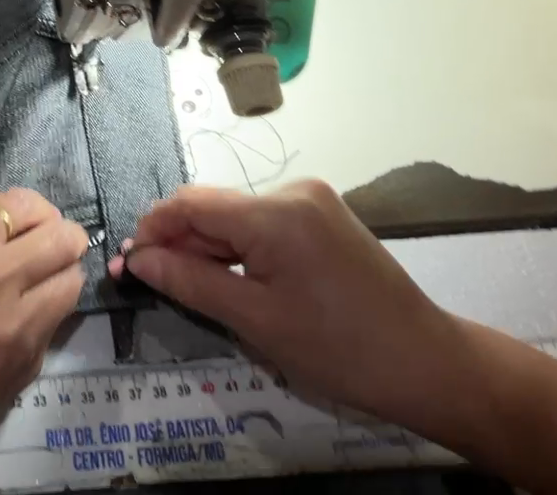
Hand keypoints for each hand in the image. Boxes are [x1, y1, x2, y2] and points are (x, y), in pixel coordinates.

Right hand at [110, 181, 467, 430]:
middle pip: (213, 207)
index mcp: (275, 212)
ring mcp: (311, 199)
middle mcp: (292, 191)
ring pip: (236, 215)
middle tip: (153, 283)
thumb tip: (137, 259)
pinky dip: (240, 248)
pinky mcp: (322, 214)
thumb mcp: (254, 320)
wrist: (429, 365)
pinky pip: (262, 222)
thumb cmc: (340, 350)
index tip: (128, 264)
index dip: (152, 229)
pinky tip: (236, 280)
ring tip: (196, 288)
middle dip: (179, 242)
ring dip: (209, 247)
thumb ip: (188, 280)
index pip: (190, 204)